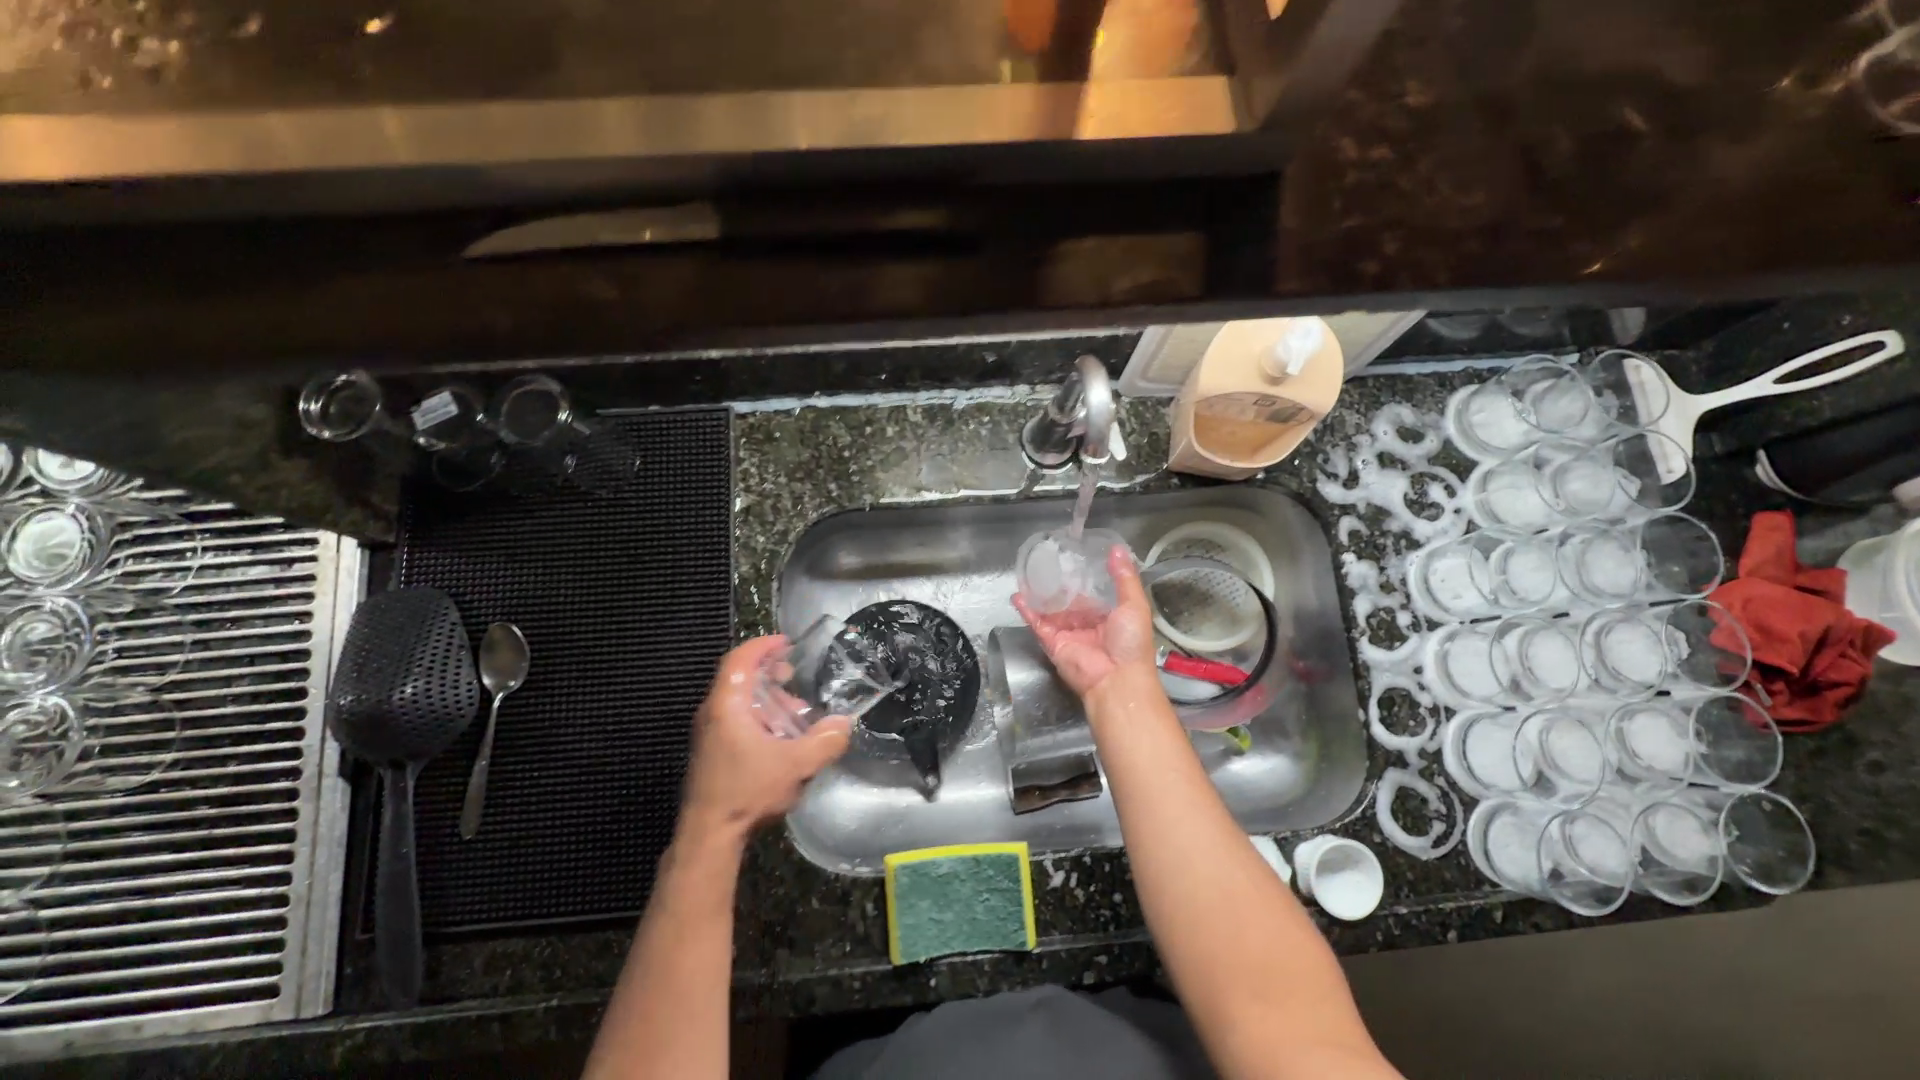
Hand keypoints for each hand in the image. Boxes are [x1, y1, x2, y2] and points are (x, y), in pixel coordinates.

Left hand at [680, 636, 850, 839]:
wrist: (709, 835)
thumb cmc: (747, 791)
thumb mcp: (795, 765)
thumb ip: (824, 742)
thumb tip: (844, 724)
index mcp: (727, 705)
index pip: (740, 660)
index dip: (763, 646)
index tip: (787, 643)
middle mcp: (713, 714)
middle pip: (739, 679)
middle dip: (770, 675)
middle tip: (795, 677)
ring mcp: (709, 735)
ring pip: (738, 704)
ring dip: (766, 702)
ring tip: (794, 714)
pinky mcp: (711, 754)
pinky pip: (736, 723)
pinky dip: (759, 720)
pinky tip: (780, 741)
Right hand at [1013, 544, 1157, 697]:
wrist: (1117, 680)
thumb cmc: (1131, 642)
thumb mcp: (1134, 605)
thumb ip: (1124, 577)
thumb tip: (1118, 549)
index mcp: (1109, 616)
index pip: (1094, 594)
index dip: (1085, 578)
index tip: (1075, 557)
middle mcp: (1088, 624)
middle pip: (1070, 601)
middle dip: (1060, 586)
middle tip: (1048, 562)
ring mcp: (1068, 633)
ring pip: (1051, 610)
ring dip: (1041, 595)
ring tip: (1029, 574)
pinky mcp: (1053, 643)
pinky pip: (1038, 623)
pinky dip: (1027, 610)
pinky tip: (1018, 595)